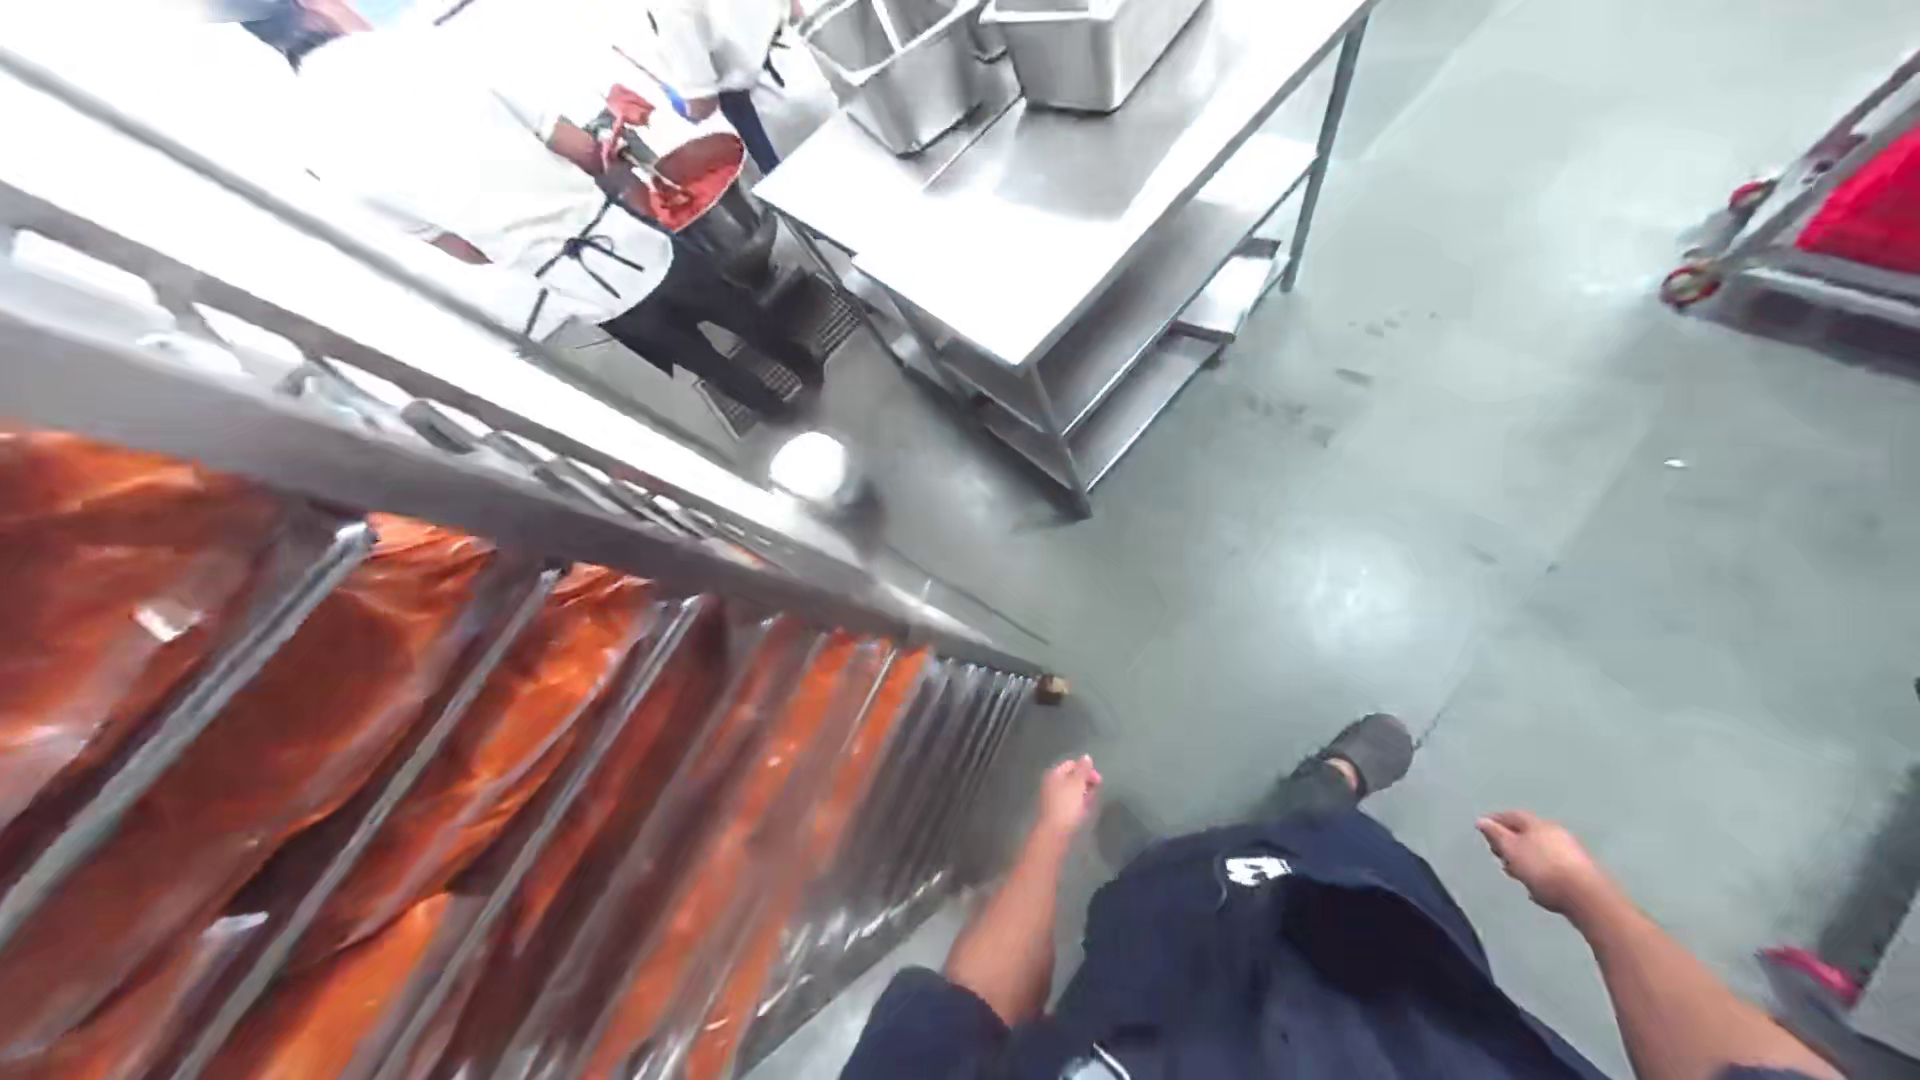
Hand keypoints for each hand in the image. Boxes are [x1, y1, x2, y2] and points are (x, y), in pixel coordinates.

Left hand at [1035, 756, 1100, 840]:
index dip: (1086, 769)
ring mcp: (1053, 796)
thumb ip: (1083, 769)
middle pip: (1071, 776)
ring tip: (1091, 800)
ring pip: (1071, 789)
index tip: (1098, 780)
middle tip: (1096, 789)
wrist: (1054, 831)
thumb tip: (1086, 756)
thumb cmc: (1066, 804)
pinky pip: (1070, 800)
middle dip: (1086, 781)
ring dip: (1083, 792)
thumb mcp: (1077, 784)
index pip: (1071, 764)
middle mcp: (1051, 782)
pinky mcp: (1057, 809)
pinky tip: (1085, 808)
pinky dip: (1078, 801)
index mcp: (1054, 773)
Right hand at [1476, 811, 1611, 916]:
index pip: (1510, 815)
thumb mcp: (1510, 849)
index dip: (1494, 821)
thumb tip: (1482, 821)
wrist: (1589, 899)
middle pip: (1525, 833)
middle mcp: (1556, 833)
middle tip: (1499, 856)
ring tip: (1517, 874)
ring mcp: (1572, 852)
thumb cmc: (1542, 869)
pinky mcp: (1582, 871)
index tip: (1482, 831)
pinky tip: (1538, 885)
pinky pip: (1553, 865)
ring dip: (1525, 859)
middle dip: (1509, 843)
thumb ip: (1494, 833)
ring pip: (1539, 850)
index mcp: (1537, 824)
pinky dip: (1541, 871)